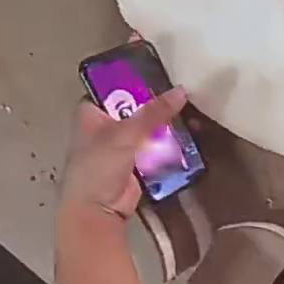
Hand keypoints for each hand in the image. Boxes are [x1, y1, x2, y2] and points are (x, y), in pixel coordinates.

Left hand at [60, 87, 189, 224]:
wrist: (98, 211)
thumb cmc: (98, 168)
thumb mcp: (124, 134)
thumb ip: (153, 113)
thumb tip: (181, 91)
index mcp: (90, 113)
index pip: (113, 87)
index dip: (134, 79)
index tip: (161, 72)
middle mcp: (105, 126)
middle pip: (136, 108)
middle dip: (158, 104)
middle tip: (184, 93)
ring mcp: (122, 146)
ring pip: (149, 129)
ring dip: (167, 124)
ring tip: (192, 113)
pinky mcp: (137, 164)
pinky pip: (156, 148)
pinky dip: (169, 144)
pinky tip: (189, 135)